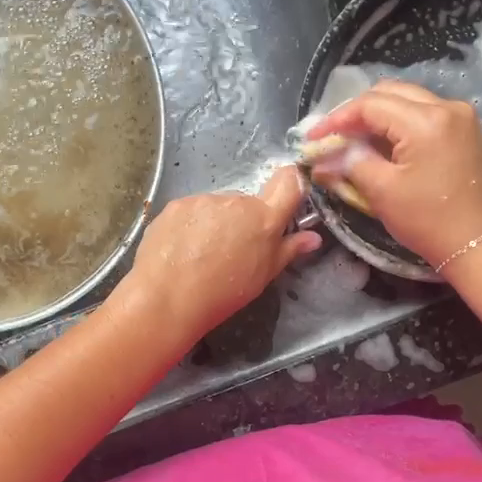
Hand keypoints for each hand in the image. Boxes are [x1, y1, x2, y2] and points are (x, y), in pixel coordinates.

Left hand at [112, 168, 321, 339]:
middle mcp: (235, 202)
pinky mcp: (176, 204)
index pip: (288, 182)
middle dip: (240, 221)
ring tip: (199, 255)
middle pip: (245, 203)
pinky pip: (189, 212)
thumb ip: (287, 251)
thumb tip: (313, 238)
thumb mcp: (261, 278)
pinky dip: (188, 226)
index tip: (282, 201)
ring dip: (212, 224)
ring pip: (215, 208)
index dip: (289, 186)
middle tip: (227, 252)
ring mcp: (204, 201)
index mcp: (263, 219)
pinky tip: (180, 251)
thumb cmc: (222, 294)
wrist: (167, 299)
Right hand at [307, 82, 481, 266]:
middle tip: (333, 136)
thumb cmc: (426, 220)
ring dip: (378, 116)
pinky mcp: (465, 128)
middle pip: (390, 93)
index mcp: (425, 121)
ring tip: (354, 141)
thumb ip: (350, 163)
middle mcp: (446, 106)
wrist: (475, 241)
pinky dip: (399, 123)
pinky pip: (424, 112)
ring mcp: (460, 115)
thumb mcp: (381, 192)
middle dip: (357, 112)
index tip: (313, 136)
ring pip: (407, 100)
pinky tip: (383, 144)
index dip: (337, 118)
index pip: (371, 104)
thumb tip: (323, 156)